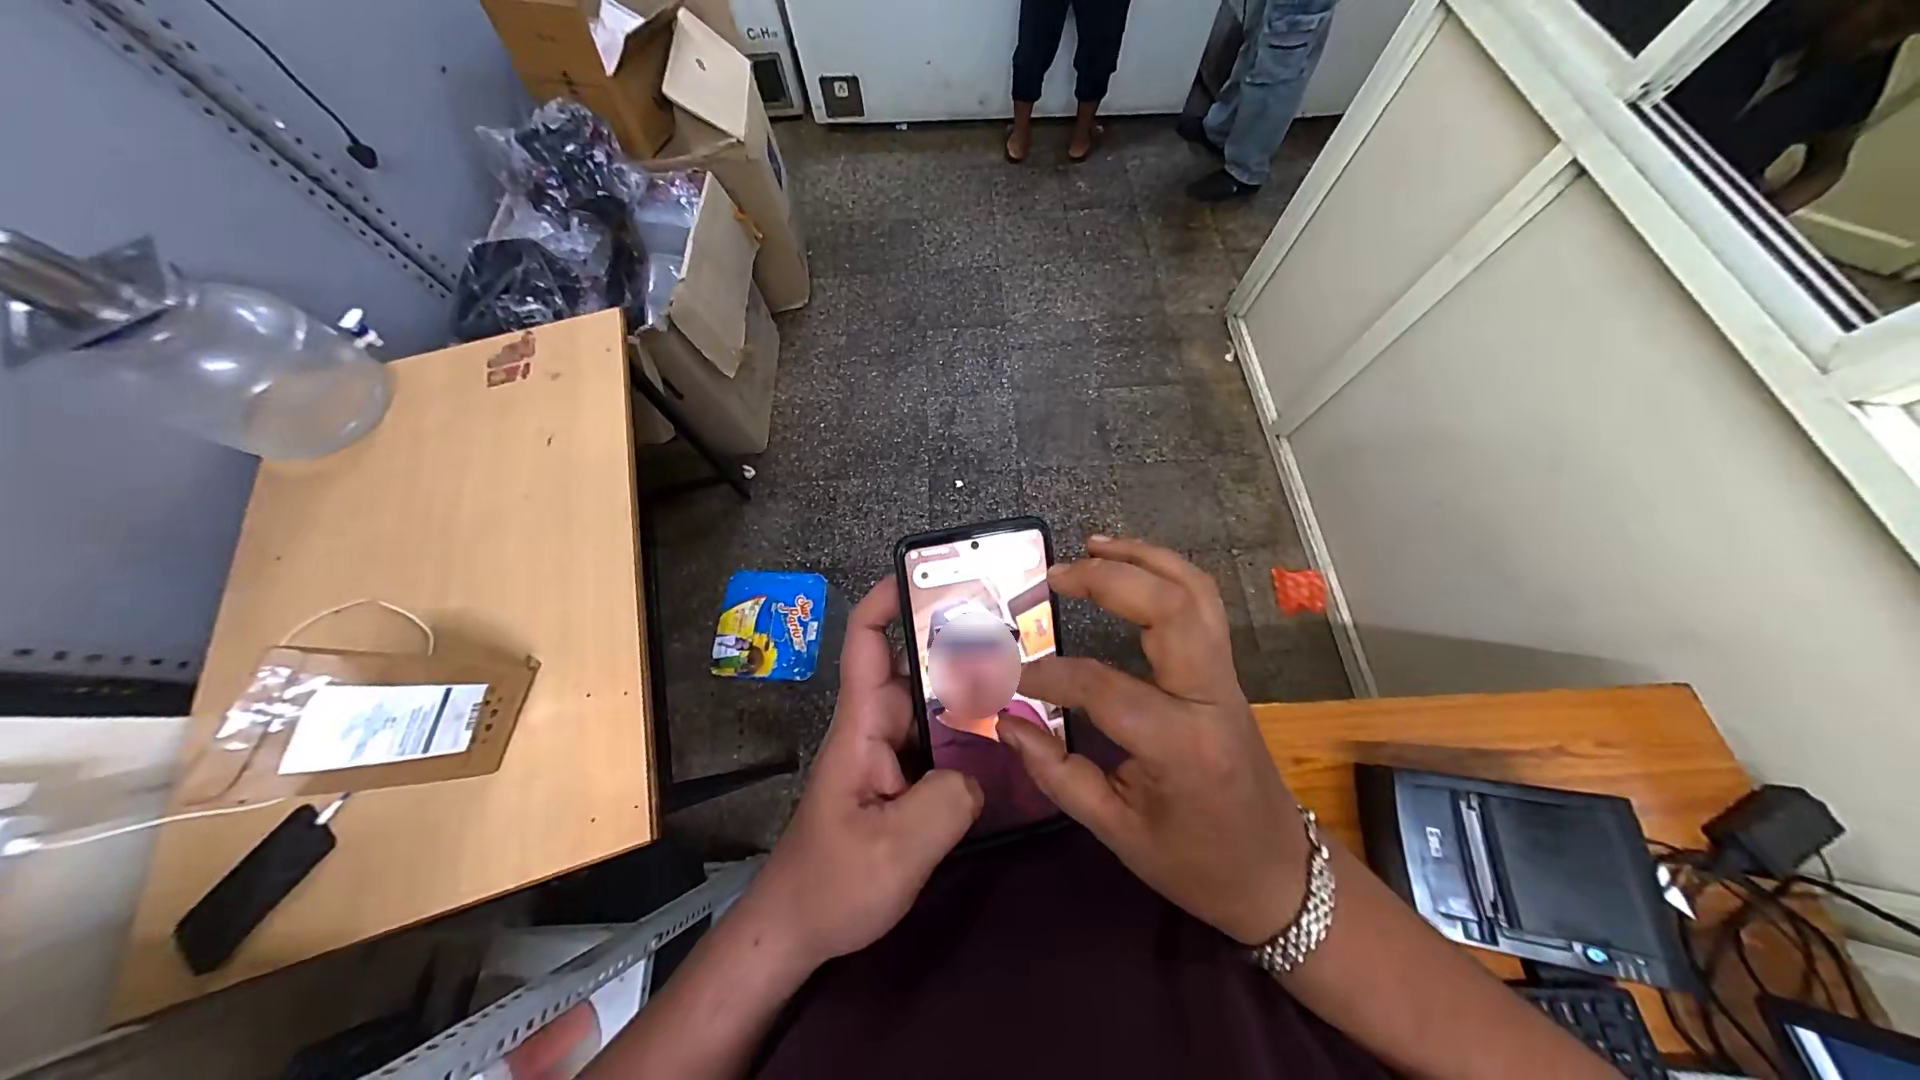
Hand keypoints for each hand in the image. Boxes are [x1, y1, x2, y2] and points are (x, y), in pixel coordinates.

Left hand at [736, 579, 982, 971]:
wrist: (797, 930)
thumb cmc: (833, 884)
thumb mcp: (896, 849)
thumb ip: (948, 802)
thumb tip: (980, 771)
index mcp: (862, 726)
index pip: (866, 641)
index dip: (889, 598)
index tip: (931, 573)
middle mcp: (877, 728)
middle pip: (915, 668)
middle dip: (958, 642)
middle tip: (1016, 629)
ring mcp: (890, 755)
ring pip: (934, 707)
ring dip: (972, 691)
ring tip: (1027, 679)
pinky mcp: (902, 781)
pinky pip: (941, 744)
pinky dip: (972, 735)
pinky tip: (1010, 740)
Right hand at [997, 536, 1306, 944]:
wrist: (1278, 873)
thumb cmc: (1196, 862)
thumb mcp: (1117, 831)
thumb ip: (1057, 773)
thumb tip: (1007, 721)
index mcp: (1181, 744)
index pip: (1102, 686)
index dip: (1047, 675)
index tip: (1006, 675)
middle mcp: (1210, 697)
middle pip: (1170, 609)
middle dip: (1110, 579)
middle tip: (1056, 575)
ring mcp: (1226, 679)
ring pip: (1196, 593)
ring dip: (1144, 559)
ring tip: (1094, 545)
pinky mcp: (1226, 673)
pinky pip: (1202, 605)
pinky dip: (1166, 573)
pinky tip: (1130, 566)